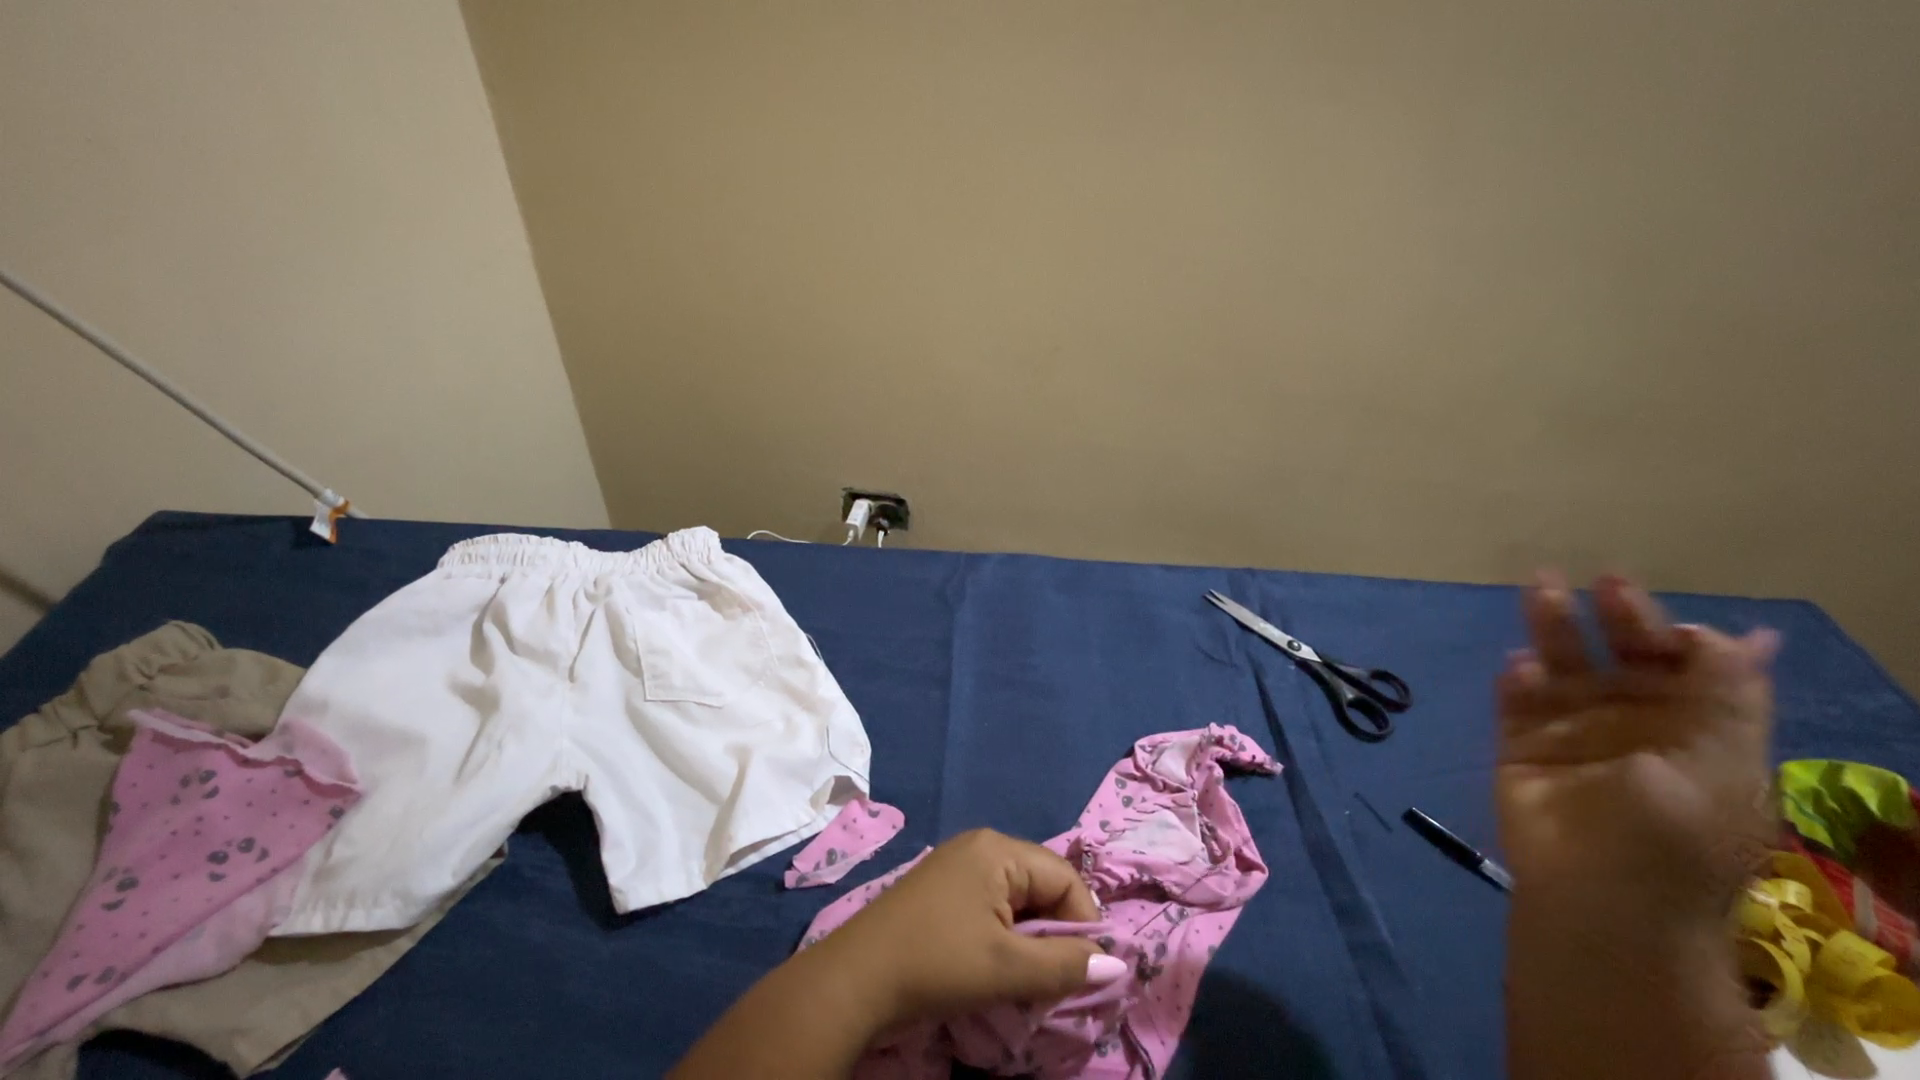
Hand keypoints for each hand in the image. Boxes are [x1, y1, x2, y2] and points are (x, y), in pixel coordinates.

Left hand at [812, 828, 1124, 1029]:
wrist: (854, 980)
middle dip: (1055, 932)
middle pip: (1042, 885)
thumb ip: (1066, 965)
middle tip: (1052, 977)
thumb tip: (1117, 964)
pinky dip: (1004, 935)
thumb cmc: (937, 963)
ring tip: (1023, 976)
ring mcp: (956, 865)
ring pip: (1018, 899)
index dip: (1083, 924)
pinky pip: (992, 905)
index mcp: (998, 849)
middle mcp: (980, 846)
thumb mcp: (1007, 968)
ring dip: (1030, 938)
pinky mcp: (940, 889)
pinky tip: (995, 965)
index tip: (1084, 970)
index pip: (1065, 878)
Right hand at [1496, 572, 1779, 919]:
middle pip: (1618, 651)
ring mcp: (1572, 729)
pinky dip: (1518, 679)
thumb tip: (1743, 634)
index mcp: (1691, 724)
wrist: (1603, 899)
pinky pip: (1517, 700)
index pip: (1680, 658)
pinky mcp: (1521, 743)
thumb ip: (1729, 694)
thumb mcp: (1728, 764)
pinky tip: (1520, 669)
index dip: (1665, 626)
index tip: (1645, 606)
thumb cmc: (1678, 836)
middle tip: (1594, 581)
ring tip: (1539, 588)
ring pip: (1561, 664)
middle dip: (1610, 615)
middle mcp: (1631, 718)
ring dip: (1551, 626)